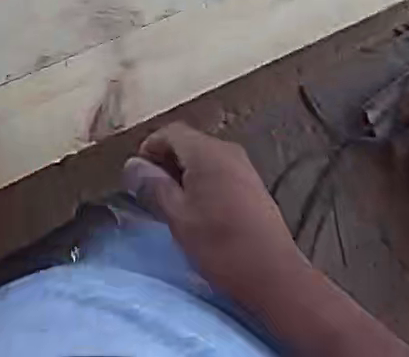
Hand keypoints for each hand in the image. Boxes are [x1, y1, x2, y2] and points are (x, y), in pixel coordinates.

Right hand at [122, 123, 310, 303]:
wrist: (276, 277)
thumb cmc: (221, 244)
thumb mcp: (178, 217)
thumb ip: (153, 186)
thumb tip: (132, 165)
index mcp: (206, 151)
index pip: (169, 132)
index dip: (149, 148)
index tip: (137, 176)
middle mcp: (226, 149)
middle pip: (187, 142)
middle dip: (165, 161)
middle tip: (151, 191)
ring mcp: (244, 166)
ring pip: (203, 158)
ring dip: (184, 173)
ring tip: (172, 204)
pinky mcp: (254, 186)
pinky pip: (219, 171)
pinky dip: (203, 182)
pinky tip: (200, 211)